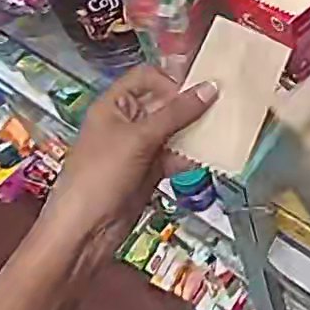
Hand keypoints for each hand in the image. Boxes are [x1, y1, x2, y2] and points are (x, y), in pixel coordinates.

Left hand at [34, 67, 215, 265]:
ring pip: (173, 130)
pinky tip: (209, 156)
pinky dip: (190, 155)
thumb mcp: (139, 138)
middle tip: (223, 104)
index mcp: (114, 105)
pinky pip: (175, 155)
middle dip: (190, 104)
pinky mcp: (150, 171)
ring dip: (195, 130)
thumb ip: (176, 113)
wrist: (85, 232)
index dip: (172, 79)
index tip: (201, 88)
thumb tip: (210, 88)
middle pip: (164, 103)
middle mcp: (127, 122)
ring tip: (222, 127)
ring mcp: (139, 148)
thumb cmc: (101, 176)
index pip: (147, 77)